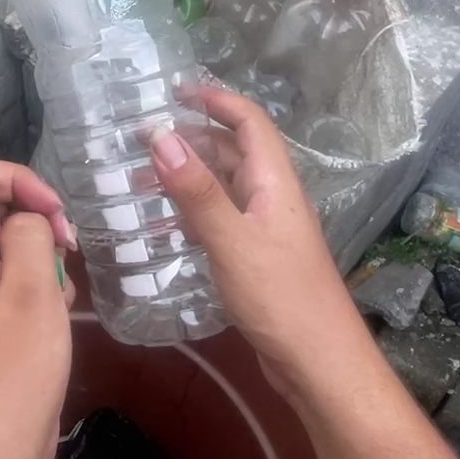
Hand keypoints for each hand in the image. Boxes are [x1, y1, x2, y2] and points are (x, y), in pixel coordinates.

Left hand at [0, 161, 75, 458]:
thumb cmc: (16, 372)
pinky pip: (18, 274)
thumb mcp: (31, 294)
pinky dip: (43, 281)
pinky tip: (60, 309)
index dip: (17, 179)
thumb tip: (29, 216)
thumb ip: (29, 235)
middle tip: (67, 248)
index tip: (54, 212)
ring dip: (45, 252)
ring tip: (62, 287)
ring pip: (12, 240)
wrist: (0, 454)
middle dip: (37, 215)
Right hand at [150, 87, 345, 388]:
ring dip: (186, 178)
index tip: (174, 92)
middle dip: (189, 139)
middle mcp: (271, 198)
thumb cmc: (281, 298)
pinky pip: (219, 220)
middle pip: (232, 152)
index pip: (249, 122)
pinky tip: (162, 227)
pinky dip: (190, 213)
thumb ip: (196, 191)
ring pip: (222, 188)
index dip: (216, 100)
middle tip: (140, 142)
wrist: (320, 366)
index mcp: (274, 183)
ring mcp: (264, 229)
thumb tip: (159, 136)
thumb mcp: (232, 241)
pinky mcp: (256, 258)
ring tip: (139, 183)